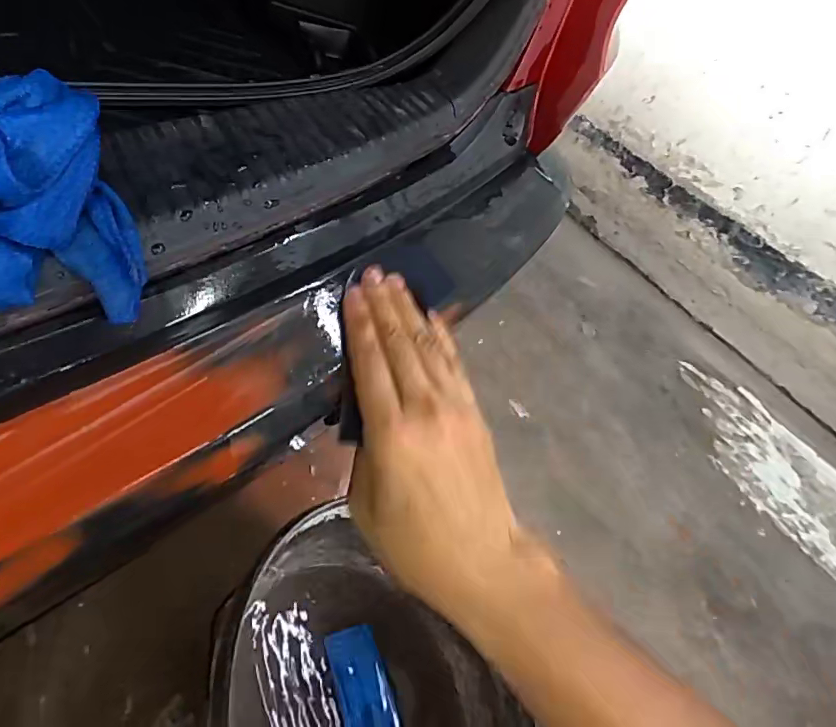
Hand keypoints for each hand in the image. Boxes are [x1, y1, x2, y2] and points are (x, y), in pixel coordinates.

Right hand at [341, 267, 549, 628]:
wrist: (483, 560)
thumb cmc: (414, 543)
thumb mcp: (364, 505)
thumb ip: (360, 452)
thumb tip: (363, 416)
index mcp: (391, 433)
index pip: (371, 364)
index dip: (360, 325)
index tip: (352, 293)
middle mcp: (424, 408)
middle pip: (399, 344)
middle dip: (383, 305)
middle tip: (371, 274)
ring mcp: (454, 405)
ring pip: (427, 346)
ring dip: (409, 311)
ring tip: (395, 282)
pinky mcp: (473, 410)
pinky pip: (454, 362)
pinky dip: (441, 334)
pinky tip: (430, 314)